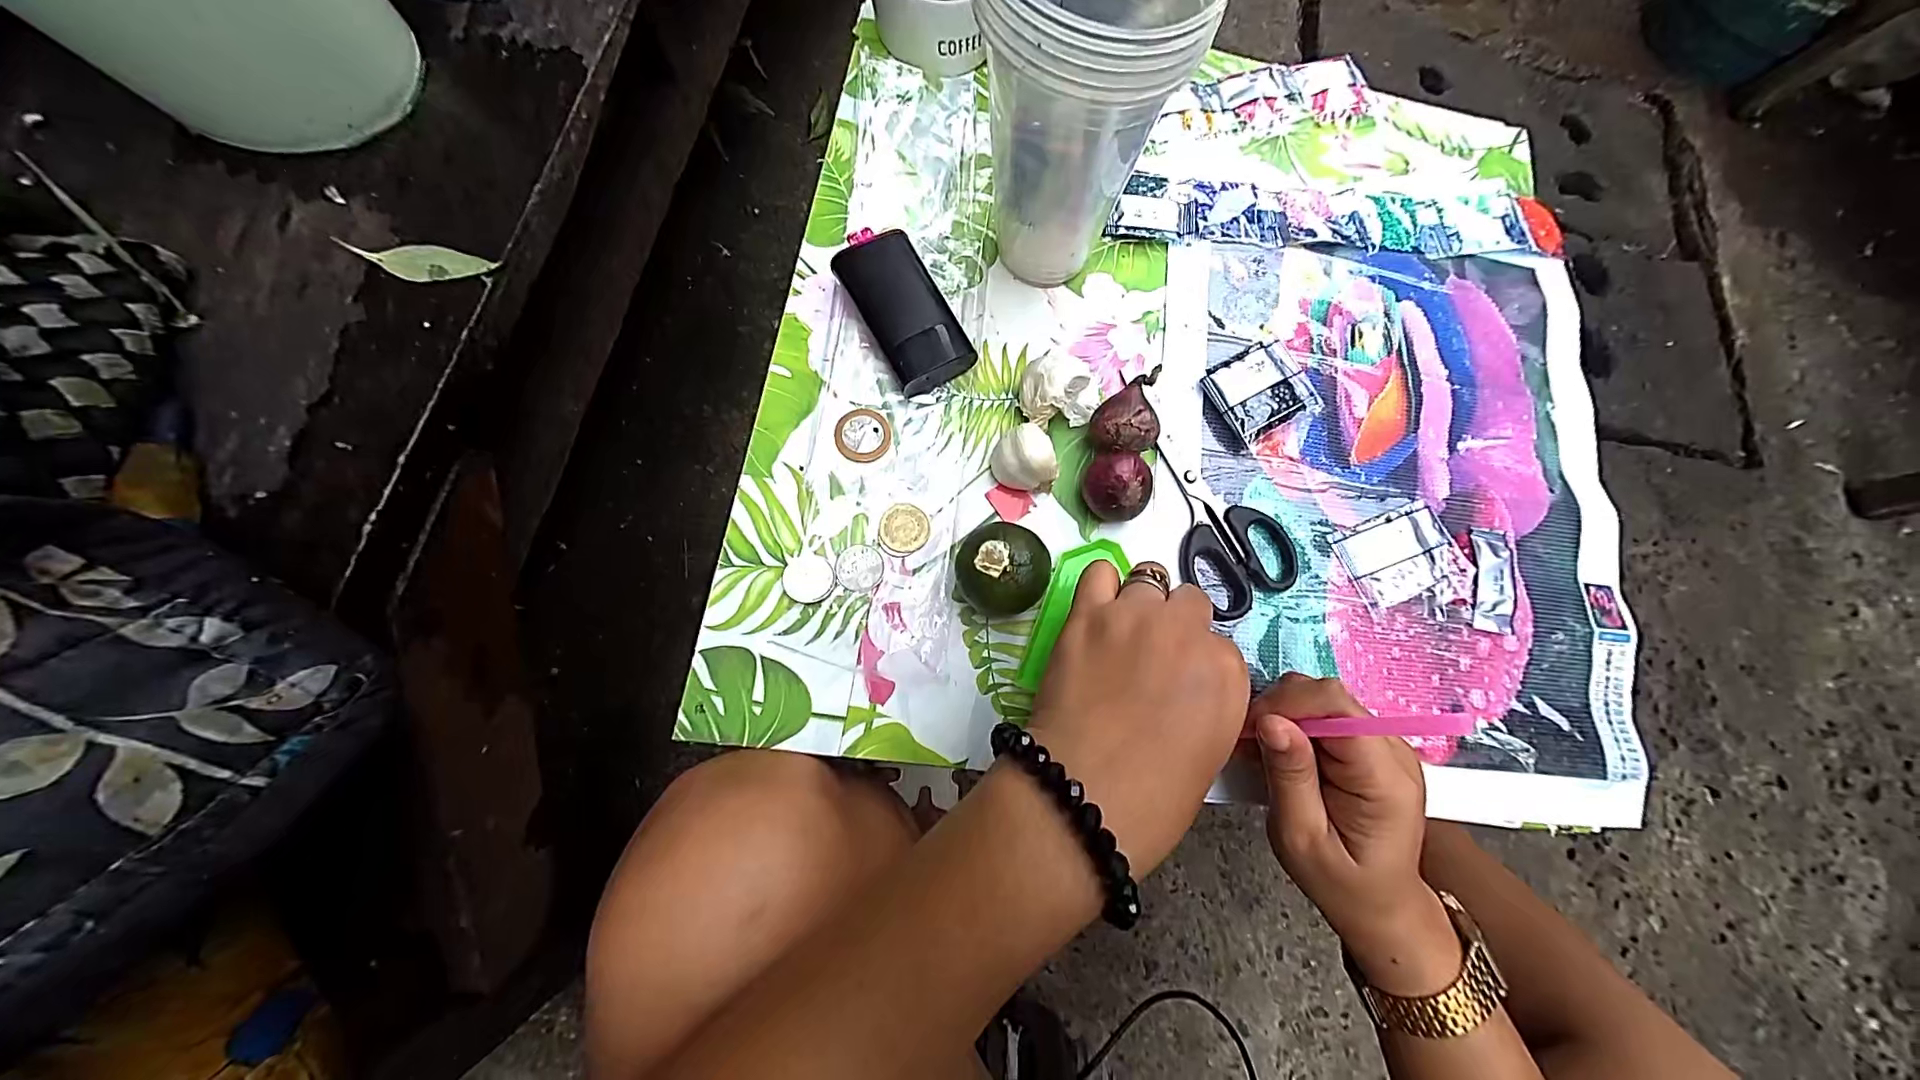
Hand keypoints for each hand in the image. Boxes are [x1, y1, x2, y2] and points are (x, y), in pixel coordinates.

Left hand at [1024, 561, 1248, 874]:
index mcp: (1227, 672)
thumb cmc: (1153, 793)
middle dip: (1175, 625)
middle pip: (1189, 602)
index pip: (1219, 644)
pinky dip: (1102, 585)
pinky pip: (1099, 573)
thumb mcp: (1210, 751)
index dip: (1196, 660)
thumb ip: (1211, 702)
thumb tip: (1190, 686)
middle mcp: (1186, 632)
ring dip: (1141, 603)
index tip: (1179, 678)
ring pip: (1148, 581)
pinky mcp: (1088, 614)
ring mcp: (1135, 617)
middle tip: (1151, 655)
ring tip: (1121, 633)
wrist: (1085, 789)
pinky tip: (1097, 608)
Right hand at [1251, 674, 1460, 994]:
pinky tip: (1279, 752)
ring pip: (1323, 698)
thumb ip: (1289, 776)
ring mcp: (1384, 745)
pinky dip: (1294, 724)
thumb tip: (1270, 721)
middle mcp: (1393, 750)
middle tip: (1248, 741)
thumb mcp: (1301, 838)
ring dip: (1284, 714)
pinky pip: (1326, 714)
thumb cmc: (1341, 883)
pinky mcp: (1369, 746)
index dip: (1285, 704)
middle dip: (1280, 707)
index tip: (1248, 729)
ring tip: (1260, 750)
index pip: (1335, 705)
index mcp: (1384, 777)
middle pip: (1329, 695)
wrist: (1383, 906)